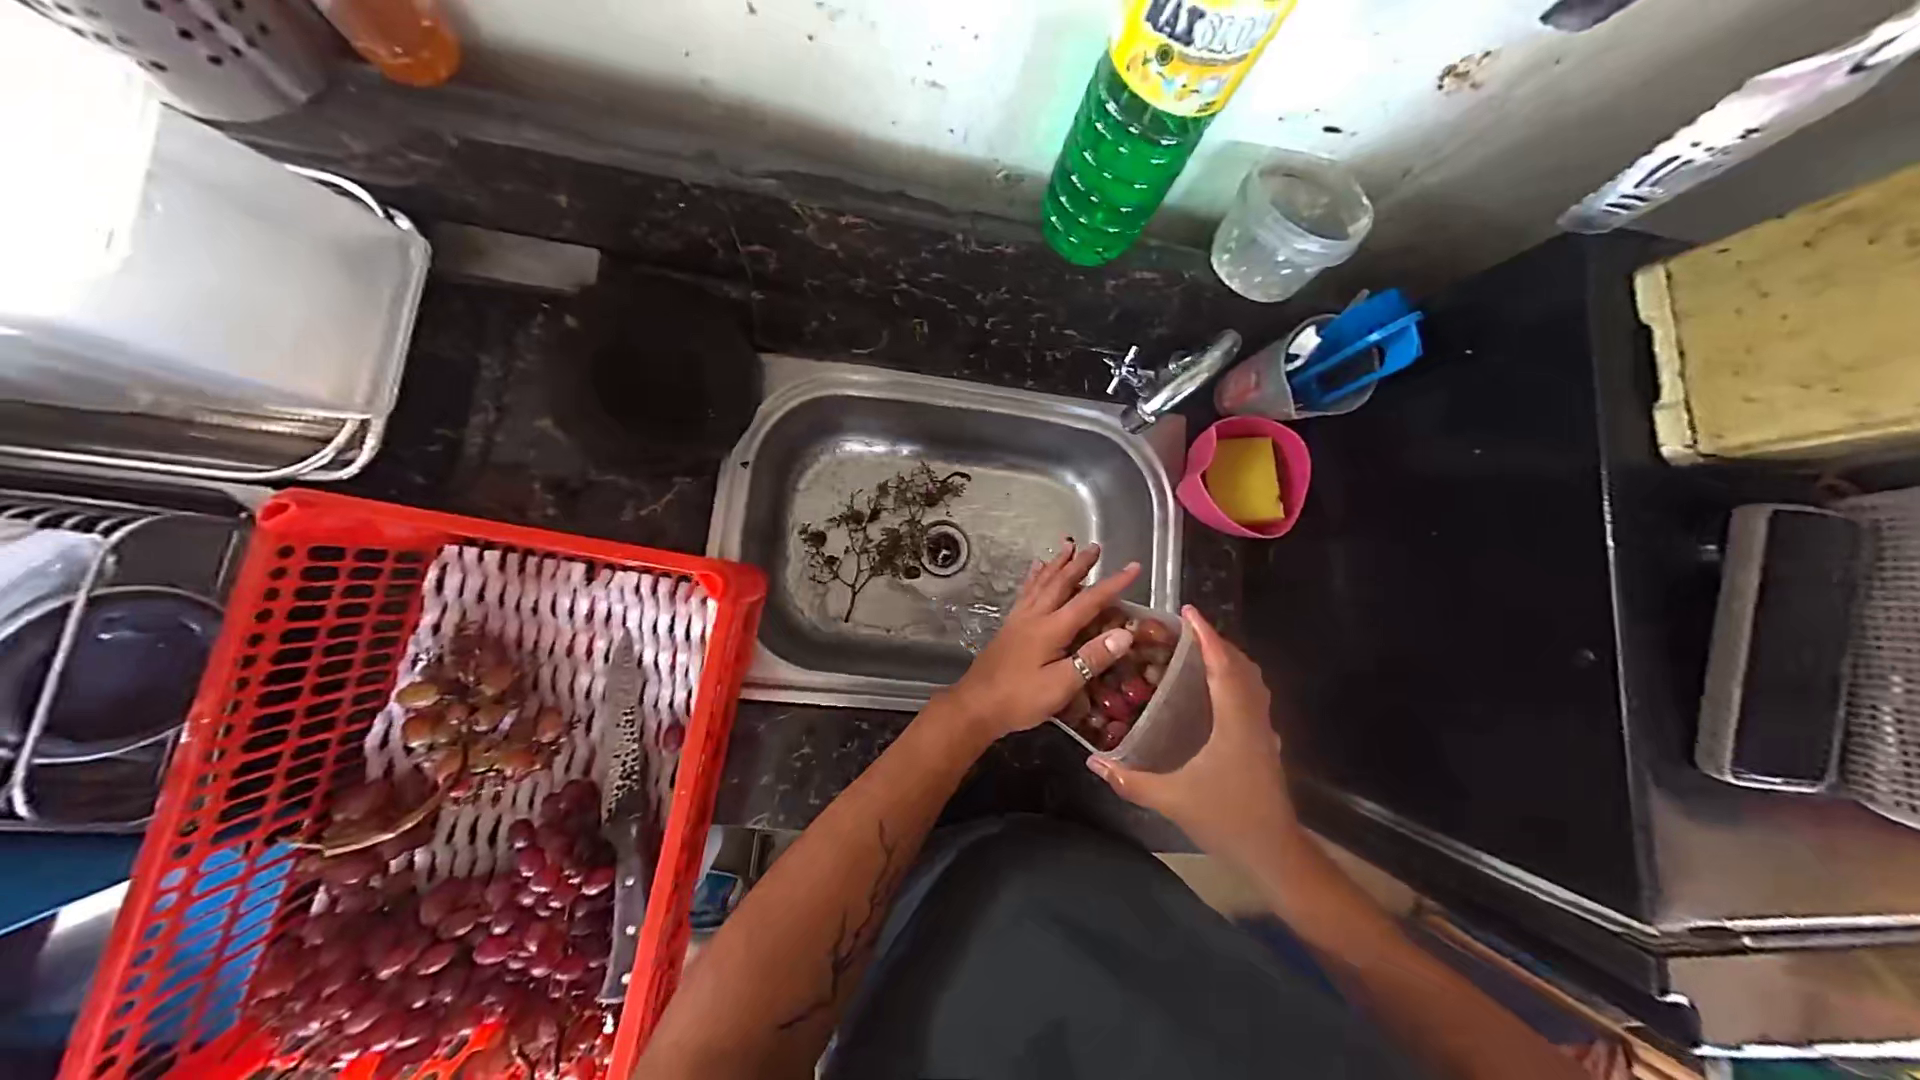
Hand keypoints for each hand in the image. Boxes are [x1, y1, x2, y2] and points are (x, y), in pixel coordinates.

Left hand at [937, 540, 1141, 742]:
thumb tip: (1124, 634)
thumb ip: (1092, 658)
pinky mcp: (1010, 627)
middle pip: (1061, 583)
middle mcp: (1035, 616)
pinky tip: (1036, 570)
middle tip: (1095, 547)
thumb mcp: (1061, 685)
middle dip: (1080, 564)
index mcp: (1052, 628)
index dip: (1113, 584)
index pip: (1089, 601)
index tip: (1134, 568)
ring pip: (1042, 583)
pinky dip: (1035, 577)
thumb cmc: (1020, 699)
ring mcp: (1019, 620)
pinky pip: (1026, 592)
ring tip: (1067, 546)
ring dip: (1057, 564)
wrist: (975, 705)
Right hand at [1086, 606, 1299, 864]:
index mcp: (1233, 721)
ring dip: (1228, 658)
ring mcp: (1263, 730)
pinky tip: (1213, 690)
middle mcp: (1252, 717)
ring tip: (1197, 651)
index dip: (1206, 635)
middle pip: (1240, 665)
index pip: (1222, 665)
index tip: (1187, 612)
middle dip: (1215, 641)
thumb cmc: (1227, 819)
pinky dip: (1234, 678)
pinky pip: (1252, 695)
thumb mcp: (1172, 800)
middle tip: (1183, 630)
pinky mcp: (1264, 742)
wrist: (1275, 852)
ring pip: (1251, 679)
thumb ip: (1130, 780)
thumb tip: (1093, 762)